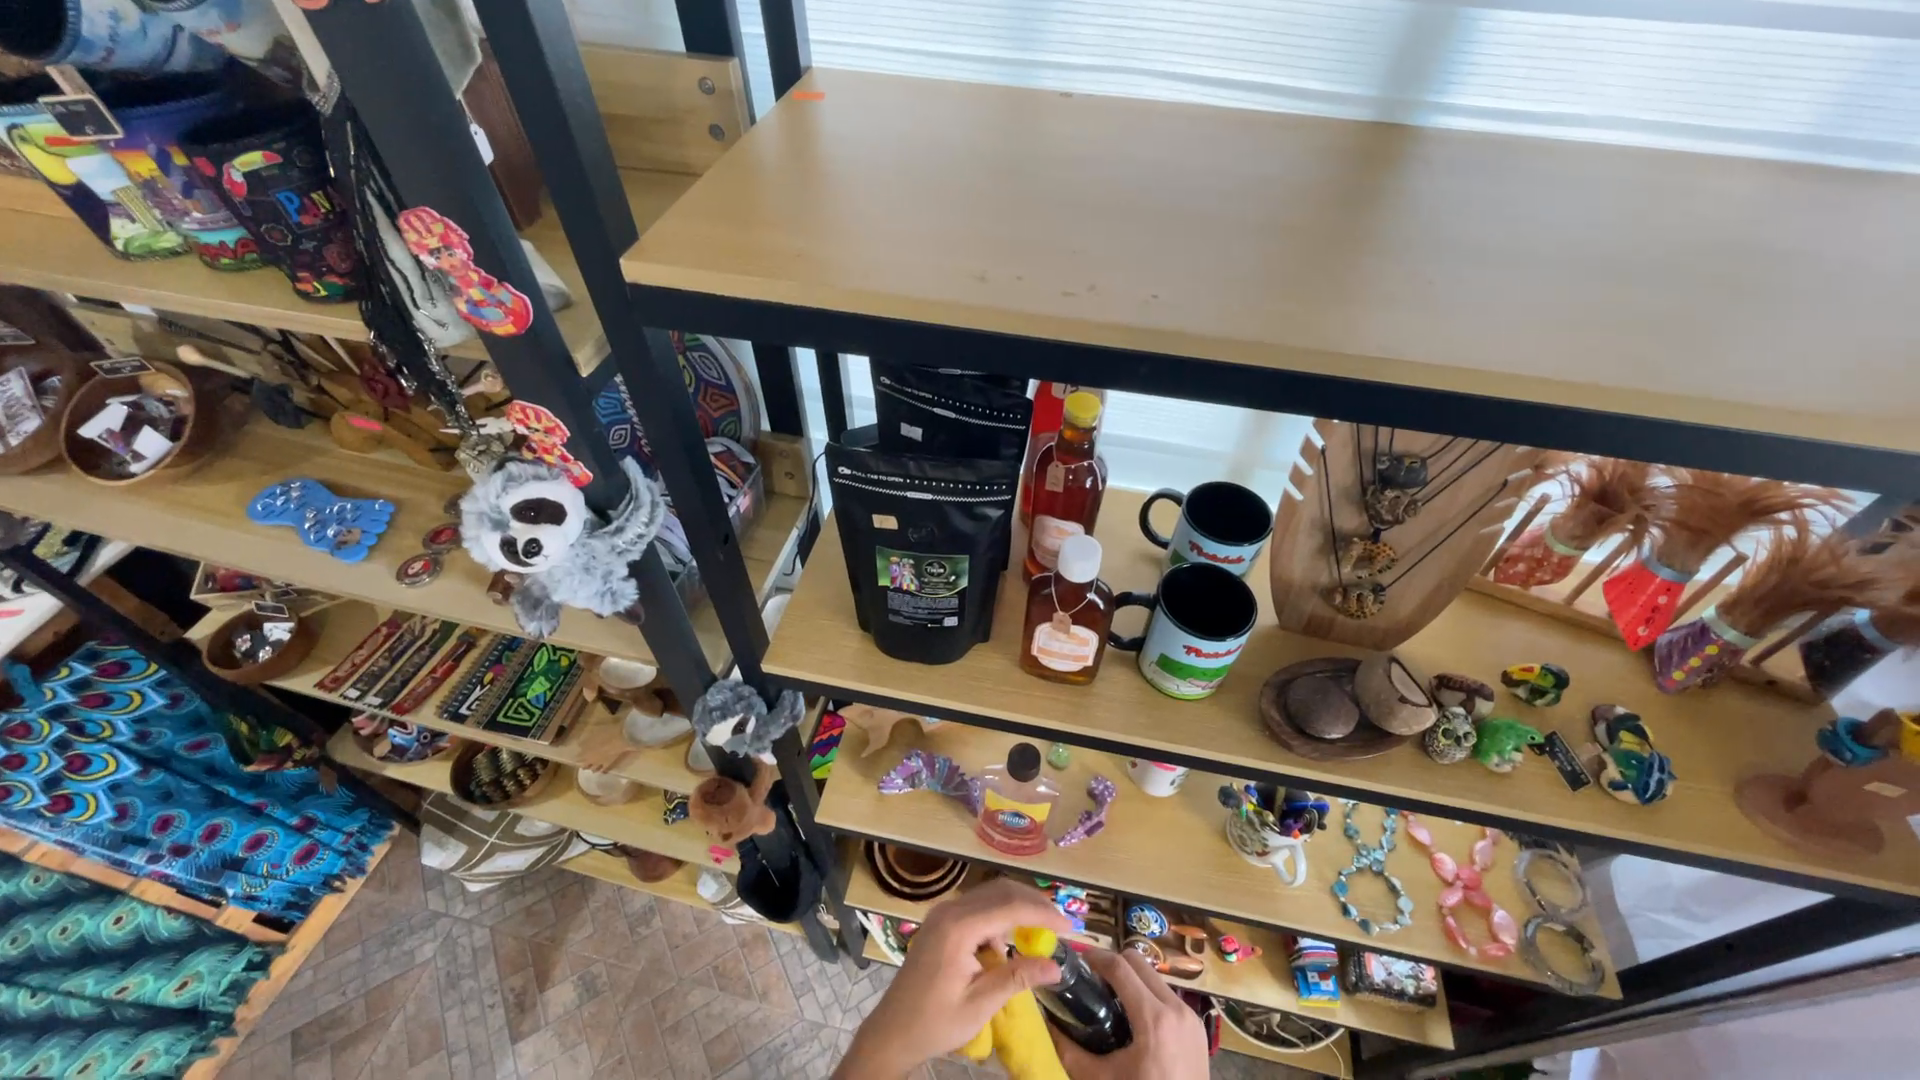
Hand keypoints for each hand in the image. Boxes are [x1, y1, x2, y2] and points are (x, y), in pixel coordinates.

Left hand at [837, 879, 1071, 1077]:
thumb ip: (1017, 978)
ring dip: (1018, 909)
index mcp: (958, 927)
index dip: (1043, 913)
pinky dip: (999, 918)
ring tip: (1040, 934)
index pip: (1010, 906)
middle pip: (1001, 891)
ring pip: (990, 896)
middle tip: (1060, 925)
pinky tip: (1007, 945)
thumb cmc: (935, 1022)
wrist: (893, 1031)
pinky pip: (978, 907)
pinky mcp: (942, 921)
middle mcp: (949, 910)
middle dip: (1034, 904)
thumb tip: (1056, 966)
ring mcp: (943, 913)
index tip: (1070, 927)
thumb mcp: (980, 1004)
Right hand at [1049, 948, 1207, 1079]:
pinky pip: (1167, 994)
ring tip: (1112, 998)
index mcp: (1154, 1019)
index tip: (1078, 959)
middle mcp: (1176, 1008)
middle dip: (1113, 963)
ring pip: (1154, 975)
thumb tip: (1046, 1024)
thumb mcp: (1101, 1079)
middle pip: (1138, 962)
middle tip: (1093, 980)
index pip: (1120, 967)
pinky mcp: (1197, 1025)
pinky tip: (1135, 1017)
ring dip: (1132, 978)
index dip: (1096, 957)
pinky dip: (1148, 994)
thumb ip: (1070, 1051)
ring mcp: (1190, 1015)